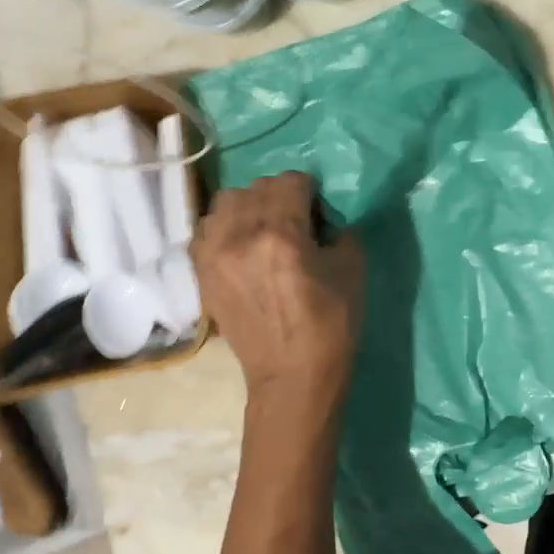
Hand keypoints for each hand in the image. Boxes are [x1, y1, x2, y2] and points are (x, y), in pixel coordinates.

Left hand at [192, 171, 364, 398]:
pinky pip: (206, 228)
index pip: (290, 182)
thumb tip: (324, 218)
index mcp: (281, 235)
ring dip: (249, 206)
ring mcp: (213, 254)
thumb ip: (339, 231)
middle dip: (280, 195)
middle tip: (297, 218)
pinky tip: (244, 245)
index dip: (310, 190)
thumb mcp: (353, 268)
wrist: (291, 372)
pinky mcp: (200, 271)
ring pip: (225, 202)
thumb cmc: (332, 321)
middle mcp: (240, 236)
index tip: (320, 210)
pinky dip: (226, 226)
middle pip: (256, 188)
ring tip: (266, 229)